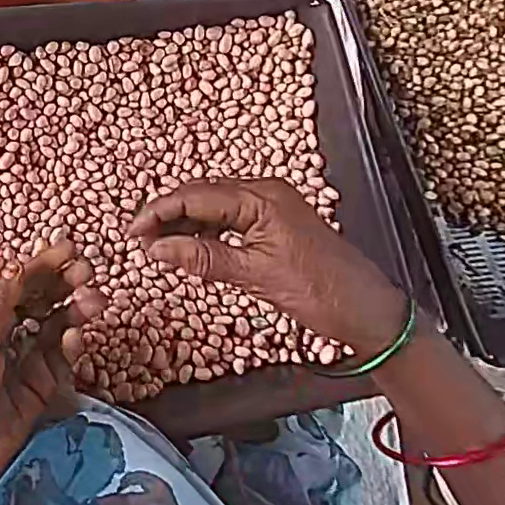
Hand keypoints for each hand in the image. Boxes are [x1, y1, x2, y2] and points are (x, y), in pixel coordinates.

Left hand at [0, 241, 106, 504]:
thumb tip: (18, 267)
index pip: (17, 285)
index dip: (42, 265)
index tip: (68, 248)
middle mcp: (5, 337)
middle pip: (40, 302)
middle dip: (63, 284)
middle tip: (87, 270)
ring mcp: (24, 364)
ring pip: (55, 328)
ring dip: (74, 311)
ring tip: (94, 301)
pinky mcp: (40, 390)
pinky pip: (60, 360)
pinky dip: (69, 345)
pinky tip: (74, 336)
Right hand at [128, 178, 407, 355]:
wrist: (372, 312)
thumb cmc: (321, 292)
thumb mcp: (255, 276)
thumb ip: (202, 258)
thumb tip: (156, 249)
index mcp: (260, 197)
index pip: (194, 196)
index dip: (158, 212)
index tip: (133, 232)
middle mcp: (263, 192)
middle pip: (200, 196)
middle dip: (166, 216)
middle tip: (140, 240)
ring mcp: (269, 205)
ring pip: (211, 207)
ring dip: (183, 225)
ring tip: (158, 247)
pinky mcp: (272, 222)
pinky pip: (227, 219)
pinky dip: (204, 233)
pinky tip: (189, 248)